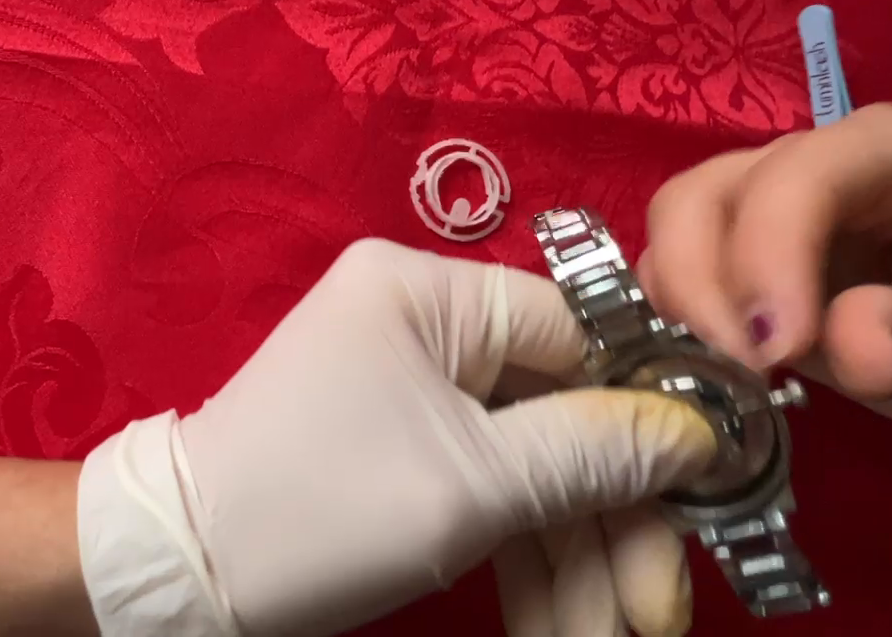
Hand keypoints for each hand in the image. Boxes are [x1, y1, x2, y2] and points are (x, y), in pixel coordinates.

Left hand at [75, 239, 716, 636]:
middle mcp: (416, 317)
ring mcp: (407, 378)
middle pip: (552, 406)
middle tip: (655, 612)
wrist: (189, 564)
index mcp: (421, 289)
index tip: (702, 492)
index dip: (640, 406)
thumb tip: (695, 428)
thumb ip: (592, 451)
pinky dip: (521, 549)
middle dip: (606, 514)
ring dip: (571, 552)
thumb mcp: (471, 483)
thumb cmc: (323, 505)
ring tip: (608, 636)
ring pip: (522, 455)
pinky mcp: (400, 433)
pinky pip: (482, 477)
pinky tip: (556, 620)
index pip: (569, 327)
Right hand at [635, 102, 891, 456]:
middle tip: (741, 365)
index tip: (778, 349)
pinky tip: (718, 354)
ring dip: (683, 295)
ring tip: (735, 365)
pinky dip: (675, 308)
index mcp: (891, 151)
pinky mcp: (731, 248)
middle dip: (704, 279)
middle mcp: (809, 161)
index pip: (796, 180)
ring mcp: (760, 201)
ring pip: (673, 223)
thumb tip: (849, 349)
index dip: (769, 255)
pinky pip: (670, 263)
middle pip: (705, 194)